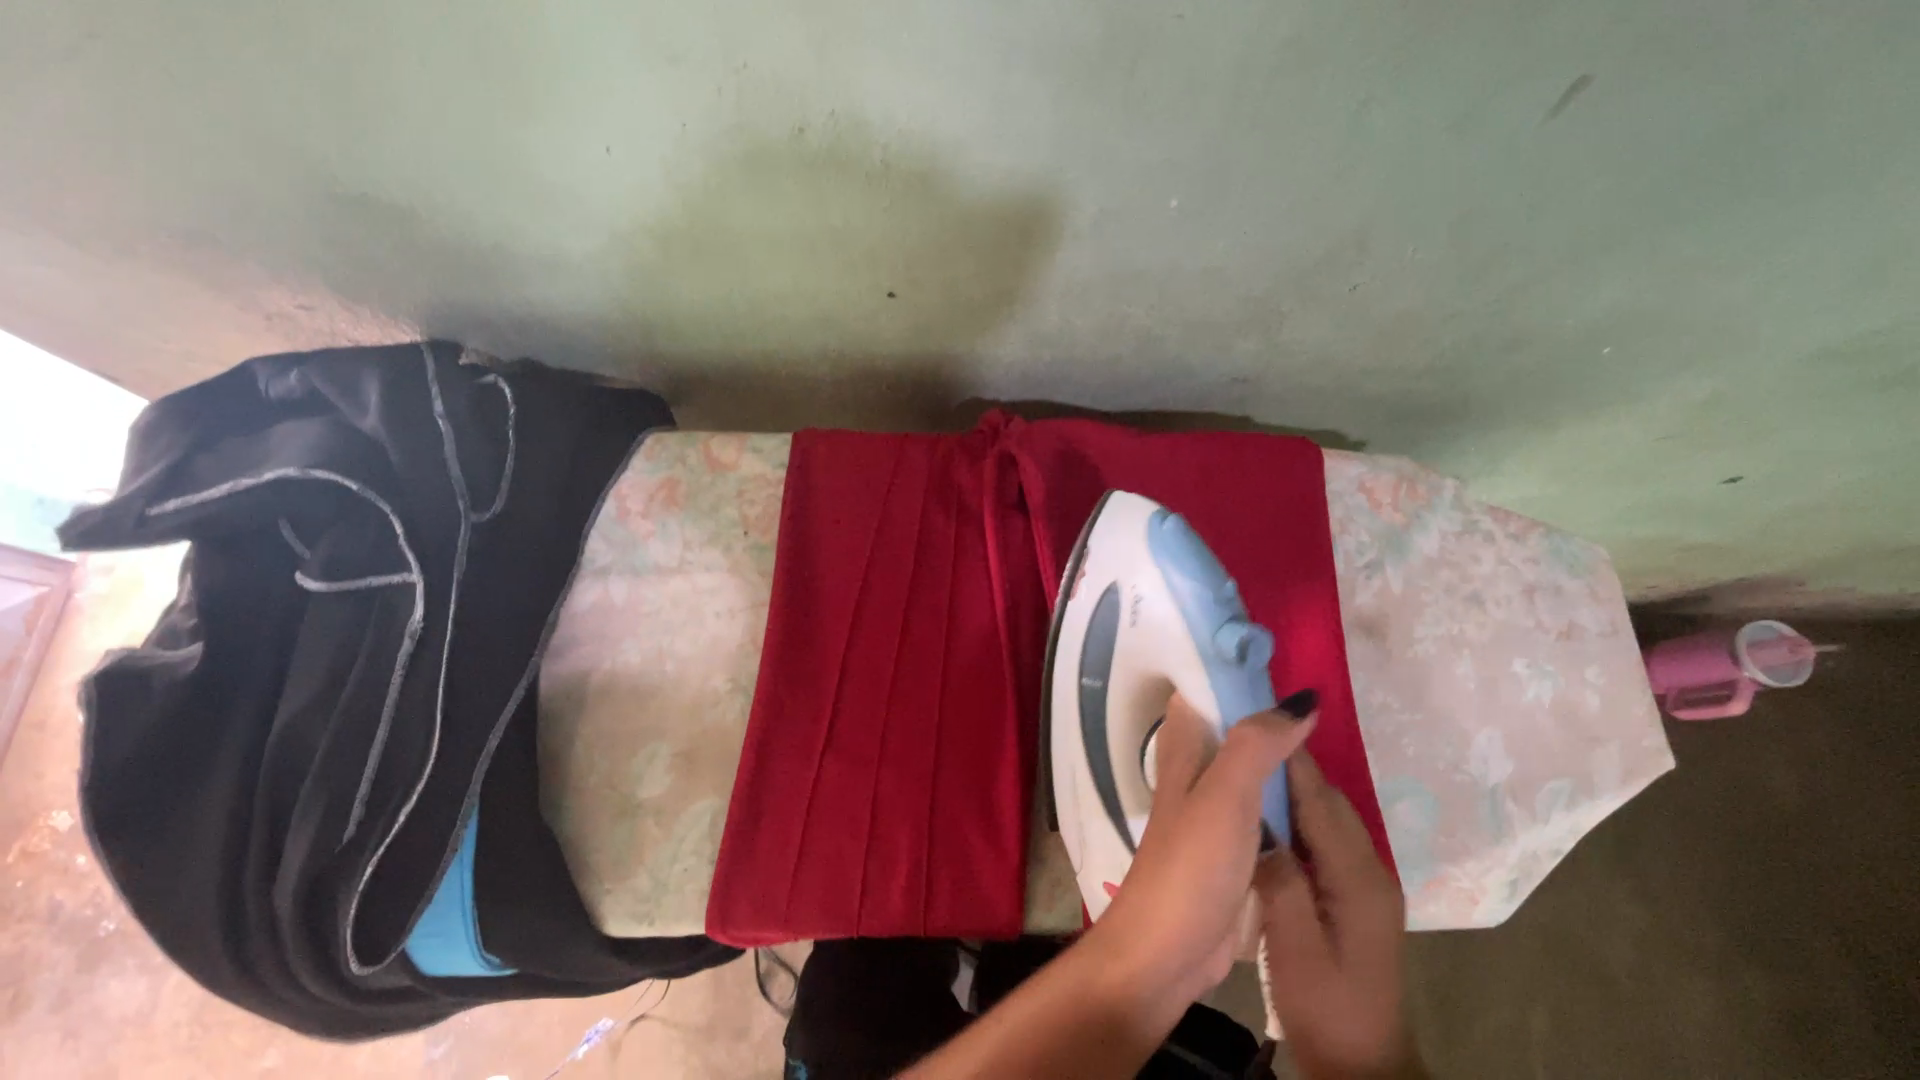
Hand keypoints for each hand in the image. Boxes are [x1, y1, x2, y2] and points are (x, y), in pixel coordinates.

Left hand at [1087, 694, 1315, 1007]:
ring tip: (1319, 728)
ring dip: (1273, 747)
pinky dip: (1280, 790)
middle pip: (1224, 723)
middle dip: (1259, 704)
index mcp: (1179, 750)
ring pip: (1243, 764)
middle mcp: (1191, 772)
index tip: (1268, 647)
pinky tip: (1308, 790)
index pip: (1197, 689)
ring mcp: (1208, 810)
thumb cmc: (1191, 865)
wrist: (1167, 951)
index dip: (1225, 665)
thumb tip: (1300, 699)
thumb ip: (1256, 743)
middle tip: (1310, 690)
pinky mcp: (1227, 846)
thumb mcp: (1225, 795)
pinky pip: (1258, 804)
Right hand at [1256, 752, 1421, 1078]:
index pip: (1321, 803)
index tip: (1257, 718)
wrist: (1363, 1062)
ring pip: (1326, 818)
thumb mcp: (1295, 948)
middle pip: (1328, 803)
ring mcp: (1363, 884)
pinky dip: (1296, 817)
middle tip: (1241, 736)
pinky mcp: (1351, 896)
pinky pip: (1323, 839)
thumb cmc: (1327, 1006)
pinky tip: (1263, 815)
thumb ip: (1280, 883)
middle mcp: (1368, 871)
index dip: (1292, 760)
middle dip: (1290, 766)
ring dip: (1292, 790)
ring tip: (1246, 764)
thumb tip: (1256, 826)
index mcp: (1358, 879)